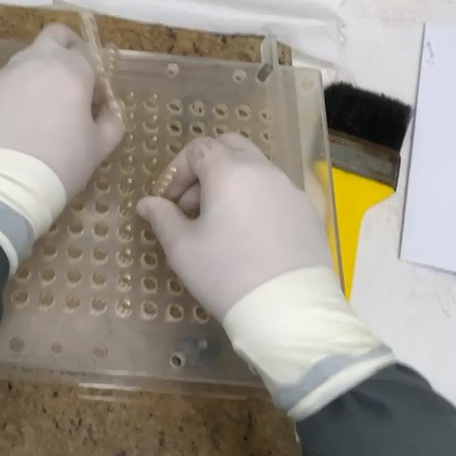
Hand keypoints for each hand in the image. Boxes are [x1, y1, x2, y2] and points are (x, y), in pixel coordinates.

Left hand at [0, 23, 124, 198]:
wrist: (3, 185)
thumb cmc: (60, 164)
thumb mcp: (99, 148)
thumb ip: (111, 121)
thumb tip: (109, 111)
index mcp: (70, 71)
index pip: (89, 55)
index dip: (96, 78)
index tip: (94, 104)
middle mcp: (35, 63)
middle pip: (55, 36)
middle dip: (67, 50)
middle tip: (70, 82)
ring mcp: (4, 76)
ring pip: (26, 60)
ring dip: (38, 75)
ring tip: (39, 112)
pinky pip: (3, 85)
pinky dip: (13, 96)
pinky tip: (14, 126)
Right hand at [135, 134, 337, 318]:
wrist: (288, 309)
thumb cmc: (226, 274)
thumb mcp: (182, 248)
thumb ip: (162, 217)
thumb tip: (147, 203)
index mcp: (230, 172)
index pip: (198, 149)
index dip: (177, 171)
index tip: (168, 202)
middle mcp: (263, 171)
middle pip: (230, 146)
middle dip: (206, 167)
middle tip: (192, 204)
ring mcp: (290, 190)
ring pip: (255, 168)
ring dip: (231, 183)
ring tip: (219, 222)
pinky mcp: (307, 212)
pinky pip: (275, 191)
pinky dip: (255, 199)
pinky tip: (248, 236)